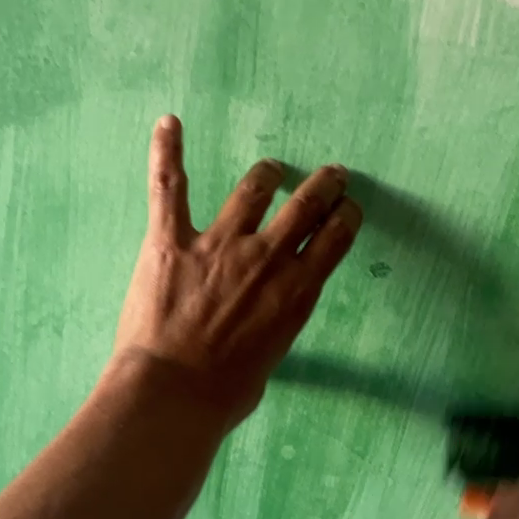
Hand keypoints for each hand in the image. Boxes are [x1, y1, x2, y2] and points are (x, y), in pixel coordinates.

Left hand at [111, 115, 363, 424]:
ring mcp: (219, 245)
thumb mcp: (270, 360)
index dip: (345, 217)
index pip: (334, 239)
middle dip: (323, 186)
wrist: (173, 394)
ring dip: (268, 175)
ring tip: (273, 170)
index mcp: (295, 293)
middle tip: (331, 175)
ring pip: (251, 191)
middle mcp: (265, 259)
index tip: (349, 209)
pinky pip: (171, 186)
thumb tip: (262, 320)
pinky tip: (170, 123)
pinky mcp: (172, 241)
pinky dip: (169, 152)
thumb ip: (272, 326)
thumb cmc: (224, 395)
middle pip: (305, 207)